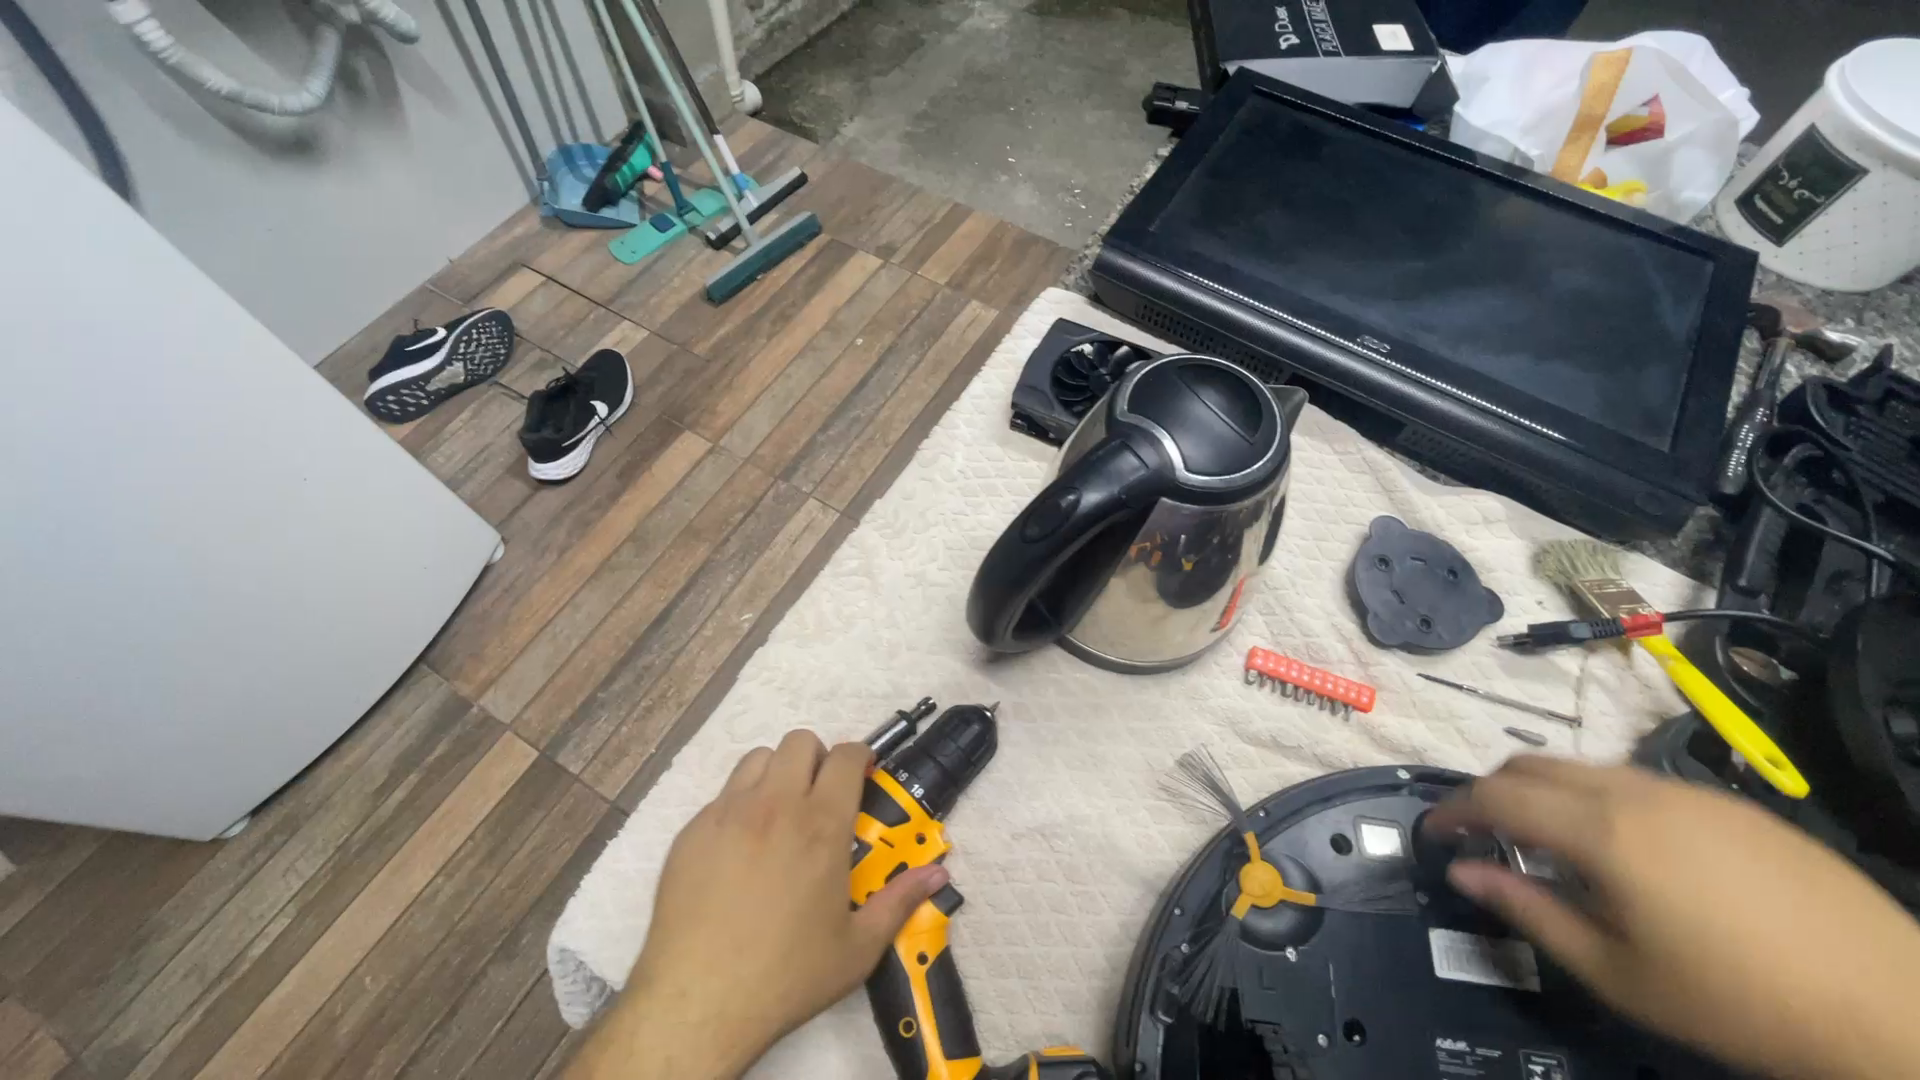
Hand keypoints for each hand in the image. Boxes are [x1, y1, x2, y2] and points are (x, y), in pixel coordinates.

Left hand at [567, 730, 947, 1079]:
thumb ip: (900, 902)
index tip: (863, 774)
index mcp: (822, 825)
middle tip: (821, 795)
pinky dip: (740, 805)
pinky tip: (740, 849)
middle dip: (817, 758)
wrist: (697, 1000)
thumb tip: (938, 874)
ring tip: (780, 813)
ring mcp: (728, 813)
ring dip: (776, 773)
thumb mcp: (858, 947)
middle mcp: (775, 805)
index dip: (859, 756)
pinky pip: (722, 795)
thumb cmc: (787, 975)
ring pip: (757, 758)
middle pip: (799, 742)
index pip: (845, 756)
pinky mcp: (692, 831)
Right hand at [1425, 756, 1919, 1079]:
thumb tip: (1463, 871)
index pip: (1496, 794)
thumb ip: (1527, 910)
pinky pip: (1636, 782)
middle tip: (1482, 834)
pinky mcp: (1730, 805)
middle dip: (1491, 791)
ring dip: (1544, 792)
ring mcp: (1687, 792)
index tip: (1433, 832)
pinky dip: (1597, 799)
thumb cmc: (1735, 999)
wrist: (1897, 1009)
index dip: (1453, 808)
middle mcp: (1635, 791)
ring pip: (1584, 768)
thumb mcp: (1614, 970)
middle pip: (1533, 764)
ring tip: (1549, 844)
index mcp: (1601, 830)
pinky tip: (1625, 852)